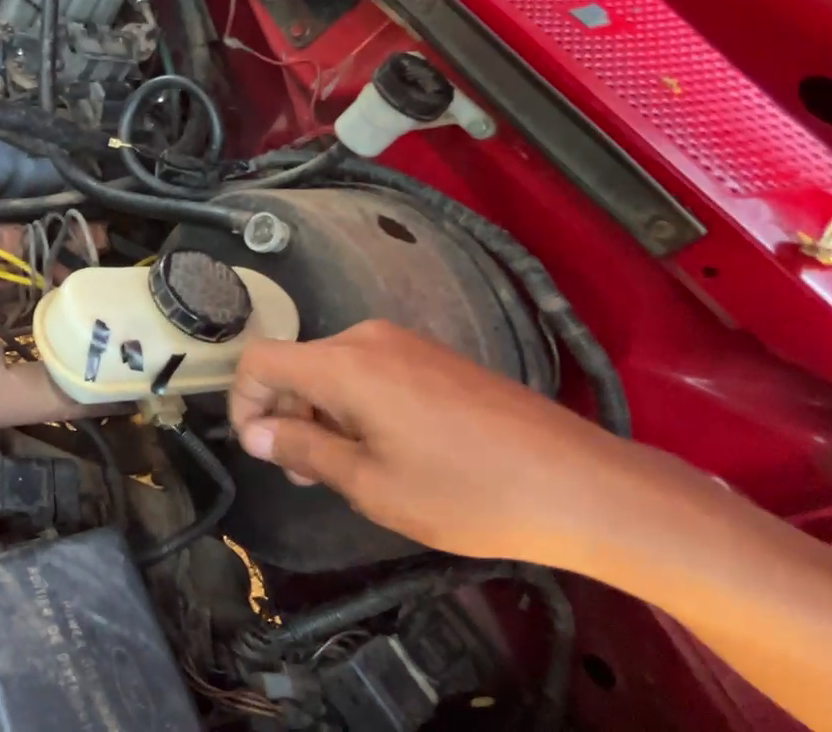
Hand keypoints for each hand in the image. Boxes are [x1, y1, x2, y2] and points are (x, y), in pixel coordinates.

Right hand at [228, 320, 666, 564]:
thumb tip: (255, 433)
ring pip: (333, 371)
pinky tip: (388, 451)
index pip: (260, 361)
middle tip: (305, 475)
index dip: (243, 403)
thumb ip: (302, 451)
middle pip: (297, 365)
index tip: (261, 452)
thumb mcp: (370, 484)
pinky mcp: (437, 359)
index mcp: (345, 364)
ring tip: (349, 471)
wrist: (587, 488)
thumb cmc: (468, 492)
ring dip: (322, 415)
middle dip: (286, 416)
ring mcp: (408, 346)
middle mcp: (369, 340)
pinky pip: (370, 373)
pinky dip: (357, 407)